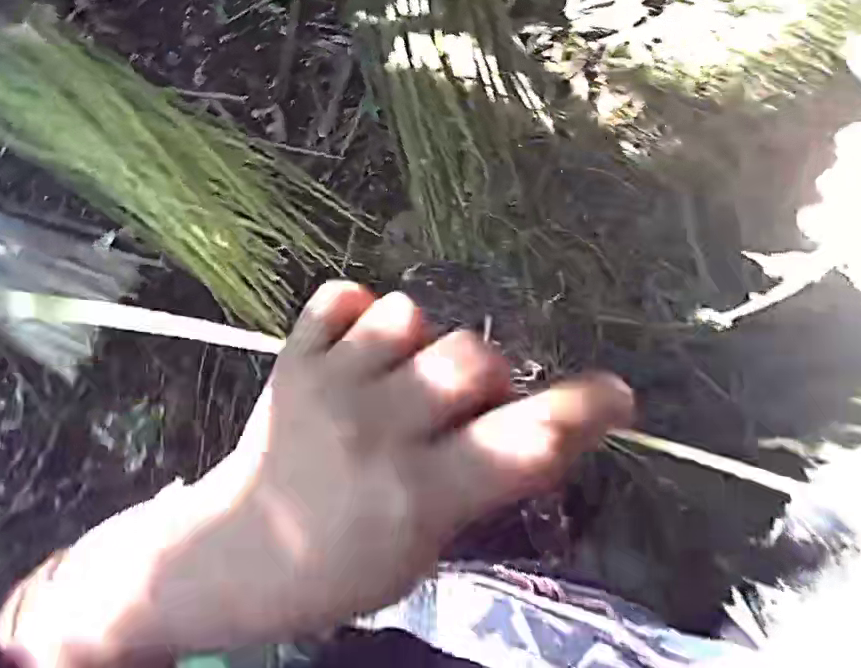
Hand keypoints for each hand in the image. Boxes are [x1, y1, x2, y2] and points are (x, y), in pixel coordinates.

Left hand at [0, 282, 634, 667]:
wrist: (245, 547)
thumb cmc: (345, 562)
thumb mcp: (427, 545)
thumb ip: (477, 481)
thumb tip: (532, 420)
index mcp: (421, 494)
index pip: (521, 443)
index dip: (581, 411)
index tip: (614, 392)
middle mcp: (378, 427)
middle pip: (468, 354)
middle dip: (488, 368)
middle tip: (469, 391)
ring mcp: (330, 383)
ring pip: (406, 313)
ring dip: (420, 335)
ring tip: (401, 365)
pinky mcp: (293, 356)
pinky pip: (338, 297)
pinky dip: (355, 308)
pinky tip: (357, 337)